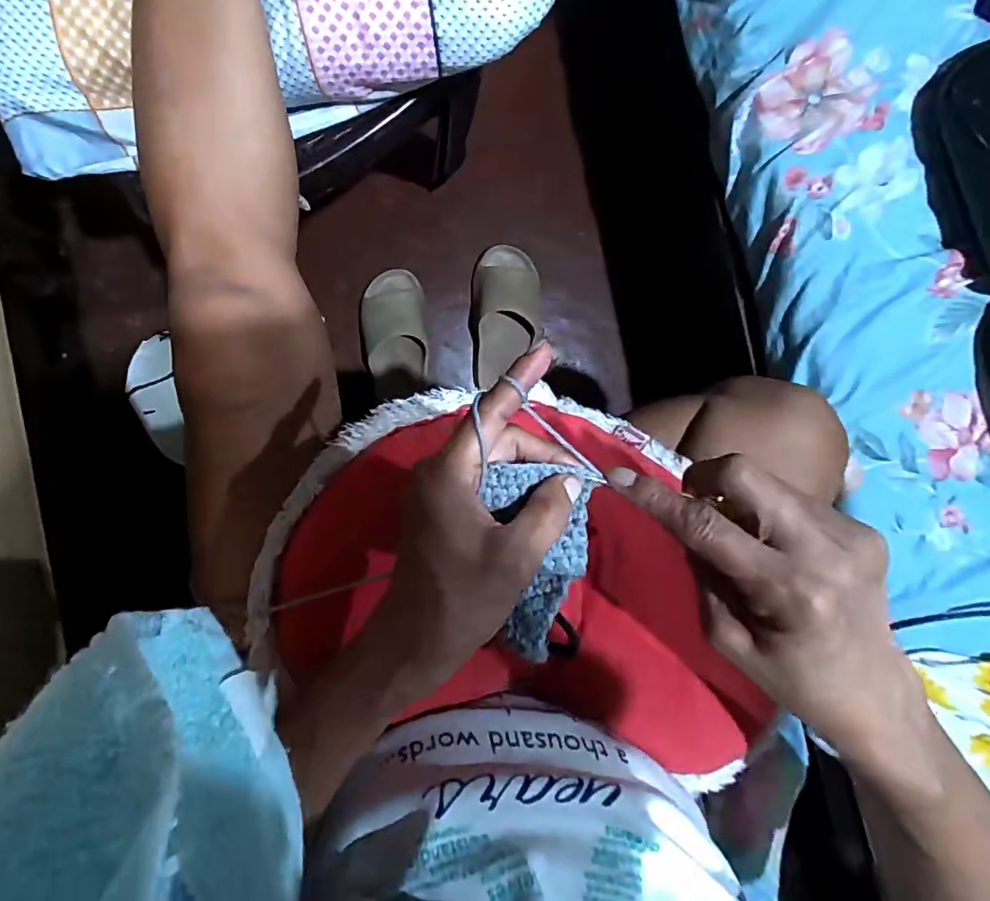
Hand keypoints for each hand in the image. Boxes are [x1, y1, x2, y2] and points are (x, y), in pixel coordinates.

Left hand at [367, 342, 581, 696]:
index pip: (490, 411)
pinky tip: (538, 503)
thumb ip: (548, 509)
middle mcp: (437, 471)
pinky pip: (481, 483)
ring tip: (564, 490)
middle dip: (538, 450)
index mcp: (449, 471)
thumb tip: (566, 479)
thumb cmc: (462, 599)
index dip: (519, 378)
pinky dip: (510, 488)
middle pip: (495, 439)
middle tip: (576, 477)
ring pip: (490, 462)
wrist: (413, 642)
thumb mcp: (517, 555)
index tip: (545, 348)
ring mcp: (435, 490)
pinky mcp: (438, 510)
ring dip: (527, 472)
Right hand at [608, 454, 929, 767]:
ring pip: (767, 480)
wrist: (877, 695)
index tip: (620, 476)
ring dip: (738, 499)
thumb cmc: (793, 679)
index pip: (707, 525)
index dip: (658, 498)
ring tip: (743, 538)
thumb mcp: (728, 640)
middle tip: (694, 504)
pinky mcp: (864, 526)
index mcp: (788, 590)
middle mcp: (824, 549)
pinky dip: (769, 512)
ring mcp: (851, 532)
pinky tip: (779, 547)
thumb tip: (685, 523)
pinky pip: (794, 497)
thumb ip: (702, 575)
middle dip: (703, 477)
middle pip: (744, 472)